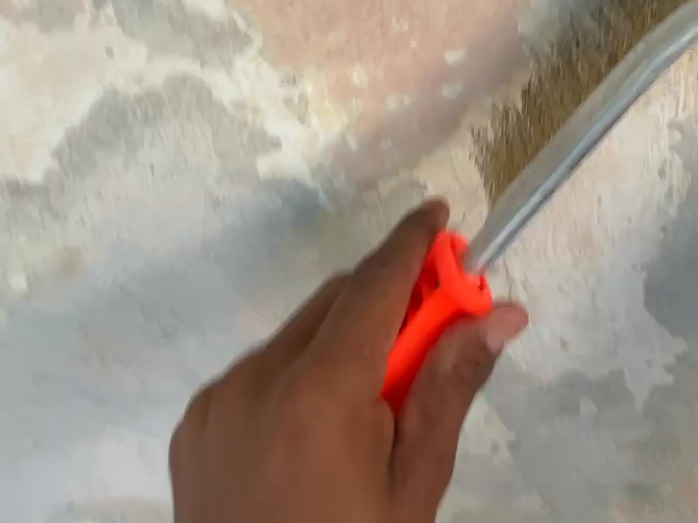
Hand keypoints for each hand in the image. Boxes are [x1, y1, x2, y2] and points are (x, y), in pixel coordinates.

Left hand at [170, 201, 528, 522]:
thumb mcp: (415, 485)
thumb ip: (452, 386)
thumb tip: (504, 313)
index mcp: (319, 394)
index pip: (376, 286)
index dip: (412, 241)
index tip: (440, 213)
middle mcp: (256, 379)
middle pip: (339, 301)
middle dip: (391, 296)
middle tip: (434, 322)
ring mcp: (216, 402)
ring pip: (301, 330)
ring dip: (347, 333)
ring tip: (376, 393)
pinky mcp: (193, 424)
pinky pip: (264, 365)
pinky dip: (304, 365)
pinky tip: (320, 422)